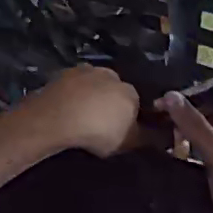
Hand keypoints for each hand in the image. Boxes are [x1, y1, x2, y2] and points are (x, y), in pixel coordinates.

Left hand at [20, 66, 139, 156]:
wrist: (57, 117)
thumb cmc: (97, 131)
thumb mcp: (128, 142)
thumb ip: (144, 136)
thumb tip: (155, 134)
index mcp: (129, 91)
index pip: (135, 102)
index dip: (128, 116)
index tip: (120, 128)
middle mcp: (109, 74)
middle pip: (113, 90)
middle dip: (109, 101)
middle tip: (100, 120)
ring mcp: (84, 70)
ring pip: (92, 84)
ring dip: (90, 95)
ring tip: (81, 114)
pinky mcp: (63, 72)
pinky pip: (73, 85)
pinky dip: (72, 93)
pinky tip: (67, 106)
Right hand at [157, 92, 212, 212]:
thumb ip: (198, 128)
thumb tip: (171, 93)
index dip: (193, 88)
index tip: (160, 84)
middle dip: (185, 105)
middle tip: (149, 102)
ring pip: (208, 130)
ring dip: (184, 125)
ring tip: (151, 118)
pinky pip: (206, 149)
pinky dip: (188, 144)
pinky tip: (165, 143)